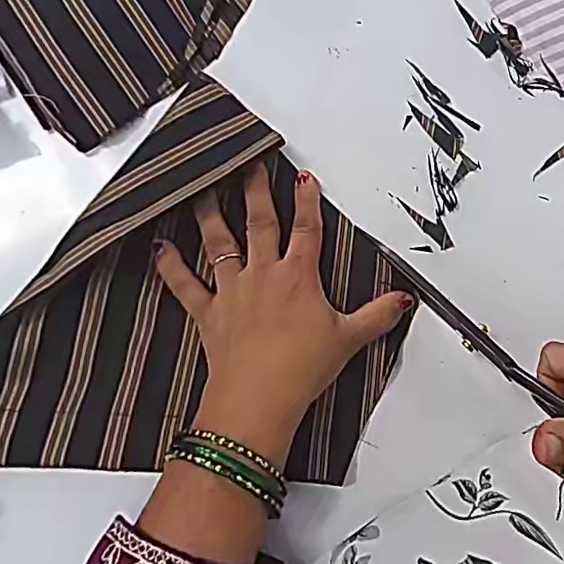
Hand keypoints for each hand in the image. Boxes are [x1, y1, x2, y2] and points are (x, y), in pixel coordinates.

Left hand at [154, 162, 412, 466]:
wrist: (258, 398)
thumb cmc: (299, 368)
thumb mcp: (350, 339)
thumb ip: (378, 315)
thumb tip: (402, 301)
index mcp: (298, 277)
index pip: (306, 229)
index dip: (308, 201)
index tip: (305, 179)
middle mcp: (262, 276)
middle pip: (260, 224)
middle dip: (256, 191)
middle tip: (249, 166)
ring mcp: (232, 291)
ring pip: (219, 243)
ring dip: (210, 215)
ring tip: (203, 191)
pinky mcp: (209, 313)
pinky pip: (184, 283)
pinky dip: (171, 265)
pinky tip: (161, 248)